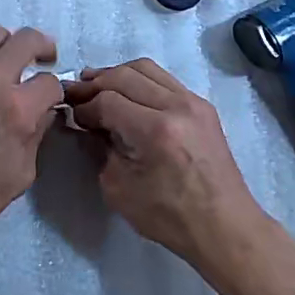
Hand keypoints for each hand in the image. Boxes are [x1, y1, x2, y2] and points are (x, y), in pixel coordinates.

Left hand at [0, 26, 64, 246]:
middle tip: (44, 60)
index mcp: (17, 110)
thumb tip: (44, 111)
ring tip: (9, 61)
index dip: (56, 90)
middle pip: (27, 39)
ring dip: (9, 45)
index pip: (50, 81)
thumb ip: (37, 135)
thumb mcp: (21, 174)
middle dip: (43, 47)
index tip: (50, 99)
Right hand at [66, 59, 267, 267]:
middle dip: (95, 83)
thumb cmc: (169, 217)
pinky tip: (127, 93)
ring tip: (97, 85)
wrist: (224, 226)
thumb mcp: (119, 189)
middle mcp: (176, 106)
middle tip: (75, 93)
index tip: (70, 114)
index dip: (84, 106)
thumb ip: (99, 149)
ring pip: (146, 69)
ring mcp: (193, 101)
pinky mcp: (202, 105)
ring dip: (118, 74)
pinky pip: (165, 79)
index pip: (108, 100)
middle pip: (125, 75)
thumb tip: (84, 124)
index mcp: (155, 130)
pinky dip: (141, 80)